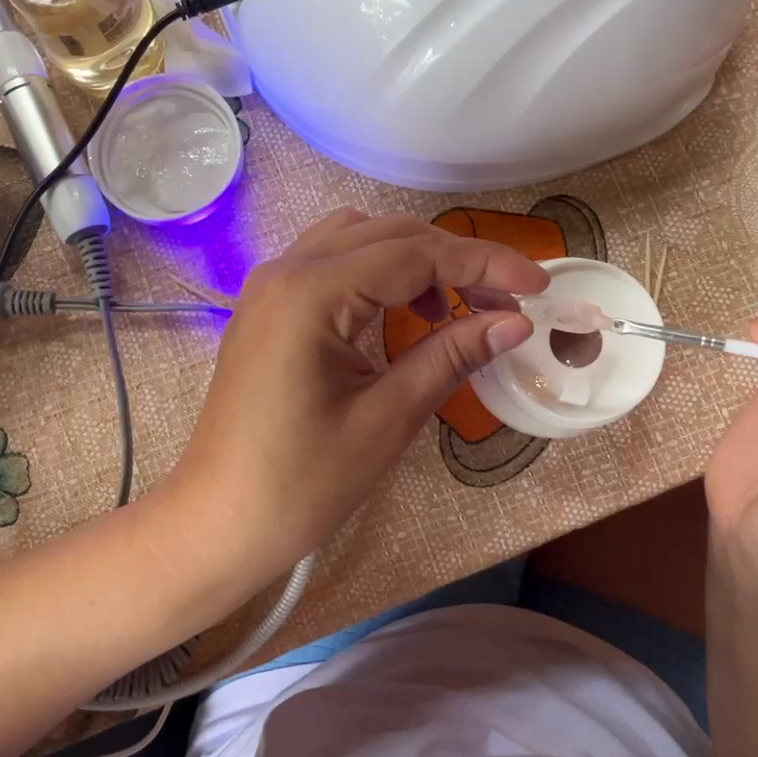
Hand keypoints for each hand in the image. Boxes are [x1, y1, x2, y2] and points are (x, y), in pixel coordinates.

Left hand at [170, 209, 547, 567]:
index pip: (415, 253)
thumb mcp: (387, 419)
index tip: (539, 286)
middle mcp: (286, 269)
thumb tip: (515, 322)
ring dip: (413, 260)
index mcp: (312, 291)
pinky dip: (375, 273)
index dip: (484, 264)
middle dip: (454, 260)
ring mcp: (269, 285)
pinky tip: (400, 314)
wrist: (219, 522)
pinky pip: (330, 263)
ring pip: (358, 239)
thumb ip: (450, 356)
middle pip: (388, 234)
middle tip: (506, 303)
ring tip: (452, 309)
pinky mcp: (266, 308)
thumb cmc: (302, 482)